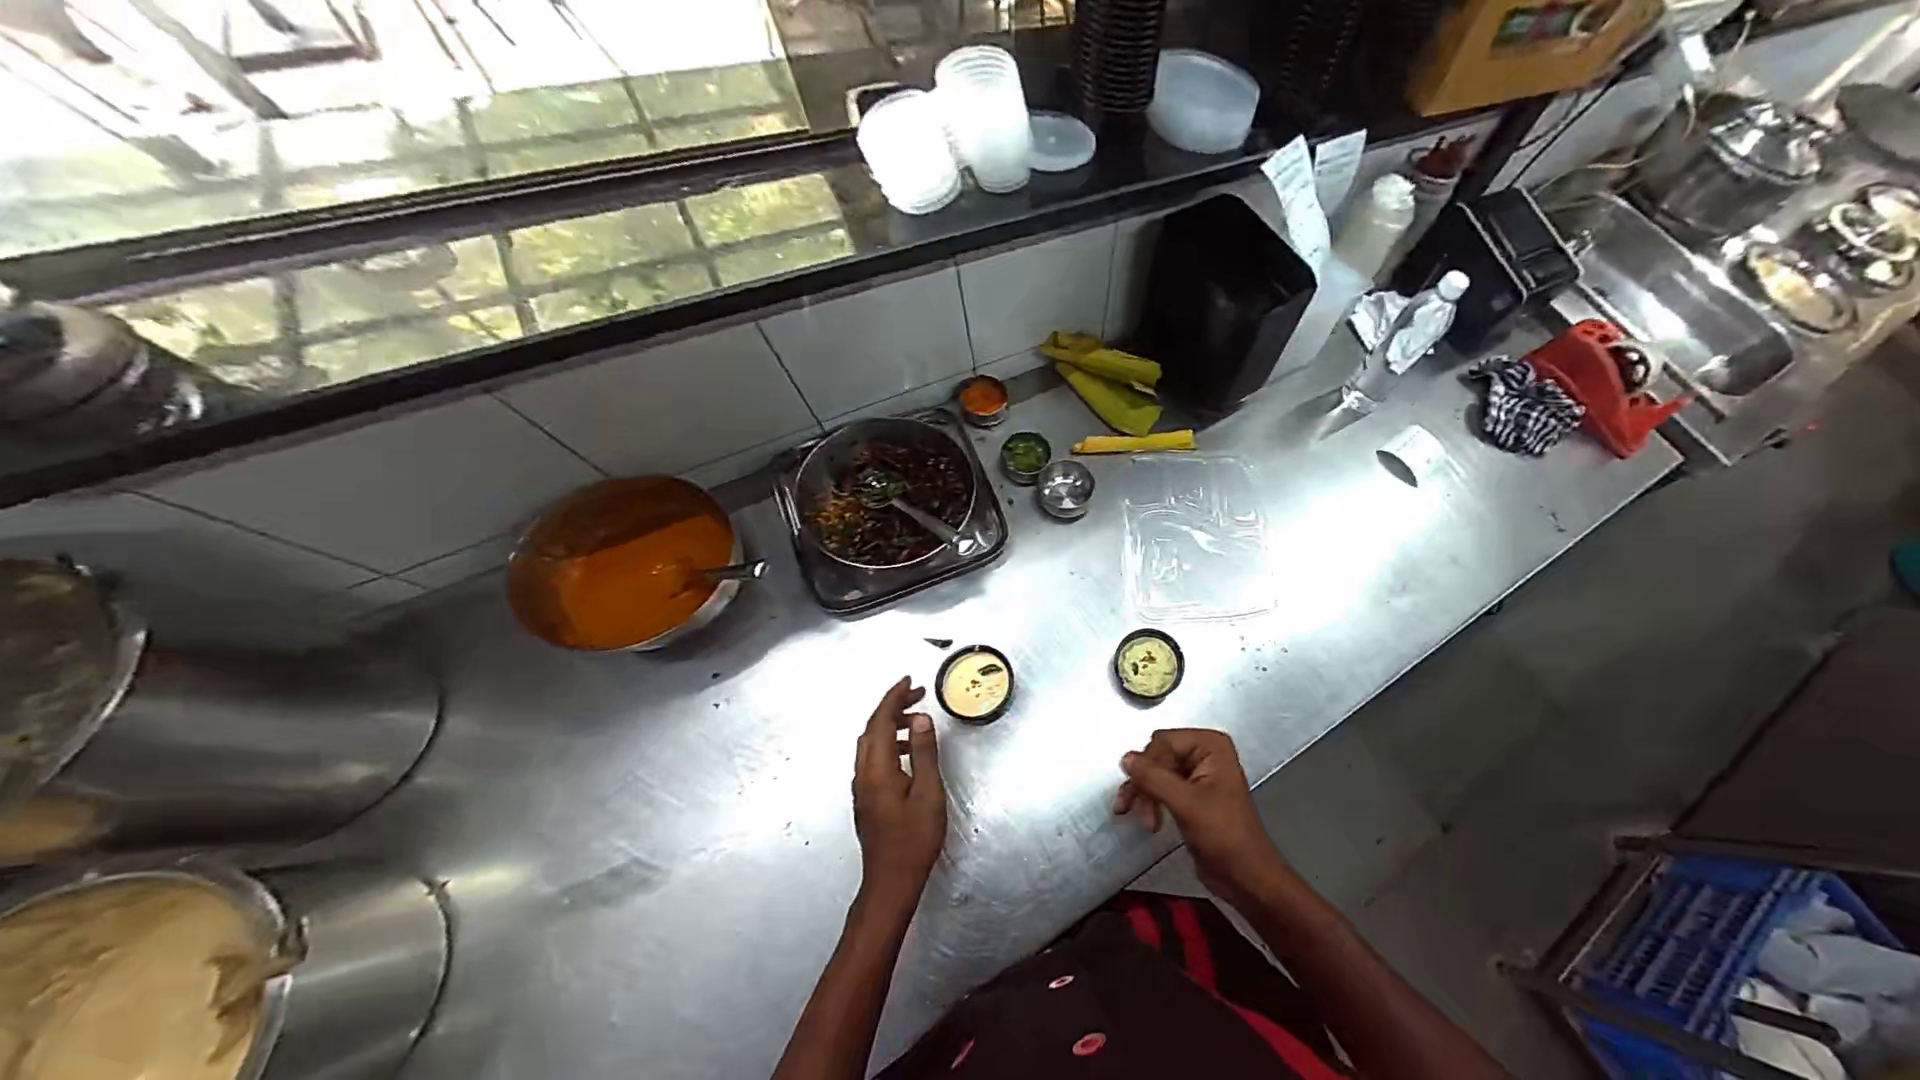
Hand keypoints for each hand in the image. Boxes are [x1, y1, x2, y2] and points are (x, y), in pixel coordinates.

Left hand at [852, 677, 946, 912]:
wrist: (891, 881)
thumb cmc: (914, 839)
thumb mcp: (928, 794)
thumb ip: (924, 753)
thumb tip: (921, 718)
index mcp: (877, 768)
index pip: (882, 721)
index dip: (894, 697)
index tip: (909, 681)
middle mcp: (863, 773)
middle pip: (873, 728)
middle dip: (892, 706)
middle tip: (917, 695)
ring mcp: (861, 786)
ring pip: (871, 743)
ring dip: (890, 725)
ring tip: (917, 721)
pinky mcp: (866, 797)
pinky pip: (872, 757)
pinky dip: (888, 742)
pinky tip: (908, 752)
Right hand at [1113, 729, 1289, 908]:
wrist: (1245, 877)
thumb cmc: (1226, 838)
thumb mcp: (1186, 804)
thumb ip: (1153, 778)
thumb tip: (1126, 759)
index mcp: (1211, 746)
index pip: (1162, 742)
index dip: (1148, 766)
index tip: (1138, 791)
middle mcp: (1203, 753)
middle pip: (1155, 756)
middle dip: (1143, 783)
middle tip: (1133, 806)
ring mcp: (1195, 773)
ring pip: (1153, 772)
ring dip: (1142, 794)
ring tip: (1140, 817)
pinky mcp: (1188, 793)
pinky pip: (1158, 786)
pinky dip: (1148, 800)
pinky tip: (1145, 817)